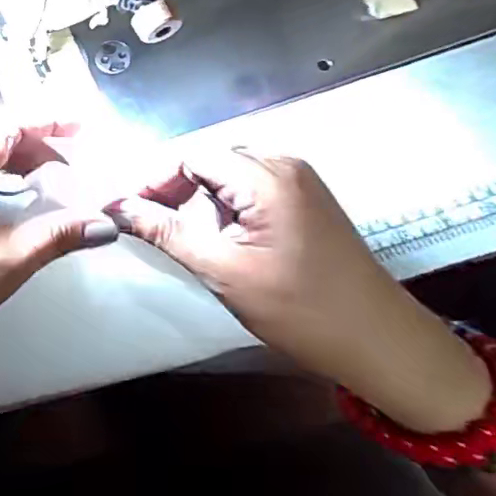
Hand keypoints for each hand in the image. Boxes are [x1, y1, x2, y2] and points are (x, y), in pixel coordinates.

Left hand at [0, 122, 118, 399]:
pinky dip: (3, 179)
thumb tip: (105, 225)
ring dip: (22, 164)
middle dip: (40, 146)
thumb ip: (57, 237)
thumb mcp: (5, 264)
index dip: (50, 119)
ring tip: (54, 188)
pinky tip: (20, 205)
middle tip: (75, 172)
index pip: (9, 123)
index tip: (83, 125)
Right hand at [108, 150, 490, 432]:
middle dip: (176, 188)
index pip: (192, 156)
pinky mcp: (307, 199)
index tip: (132, 215)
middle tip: (153, 225)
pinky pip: (254, 186)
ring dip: (202, 198)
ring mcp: (301, 180)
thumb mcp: (224, 272)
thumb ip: (168, 233)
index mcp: (266, 176)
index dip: (156, 182)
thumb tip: (118, 208)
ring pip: (231, 173)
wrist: (377, 339)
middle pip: (212, 159)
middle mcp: (285, 164)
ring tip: (185, 235)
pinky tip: (223, 237)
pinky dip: (228, 205)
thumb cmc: (298, 309)